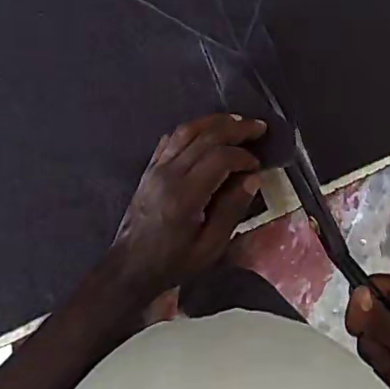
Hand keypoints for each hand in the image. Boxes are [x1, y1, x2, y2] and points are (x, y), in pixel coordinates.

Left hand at [97, 114, 265, 306]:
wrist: (130, 266)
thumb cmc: (173, 262)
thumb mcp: (210, 248)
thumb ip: (231, 210)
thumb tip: (252, 179)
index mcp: (185, 195)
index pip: (219, 158)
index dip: (242, 156)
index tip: (257, 164)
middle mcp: (169, 174)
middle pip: (205, 136)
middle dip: (235, 128)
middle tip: (258, 127)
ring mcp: (156, 168)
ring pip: (186, 131)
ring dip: (213, 121)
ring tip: (236, 121)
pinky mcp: (149, 168)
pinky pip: (170, 139)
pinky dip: (191, 130)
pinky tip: (205, 132)